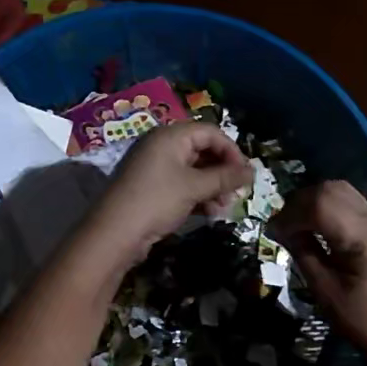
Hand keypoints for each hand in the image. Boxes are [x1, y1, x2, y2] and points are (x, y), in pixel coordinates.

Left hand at [85, 122, 251, 259]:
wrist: (114, 233)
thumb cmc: (156, 201)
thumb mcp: (195, 188)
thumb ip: (225, 177)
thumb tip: (252, 171)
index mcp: (170, 136)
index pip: (210, 132)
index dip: (232, 151)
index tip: (245, 175)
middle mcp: (162, 145)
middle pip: (202, 150)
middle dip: (222, 171)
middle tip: (237, 193)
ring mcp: (154, 167)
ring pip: (193, 169)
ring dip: (212, 187)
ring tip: (223, 208)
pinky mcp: (151, 187)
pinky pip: (181, 183)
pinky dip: (197, 195)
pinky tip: (209, 213)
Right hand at [270, 181, 366, 362]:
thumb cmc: (360, 318)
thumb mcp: (324, 290)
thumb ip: (303, 252)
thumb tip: (280, 229)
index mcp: (362, 238)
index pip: (320, 205)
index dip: (292, 213)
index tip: (275, 231)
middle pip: (329, 189)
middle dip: (299, 202)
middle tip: (283, 225)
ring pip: (338, 188)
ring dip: (311, 199)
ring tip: (296, 222)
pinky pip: (346, 198)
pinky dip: (324, 202)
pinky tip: (314, 223)